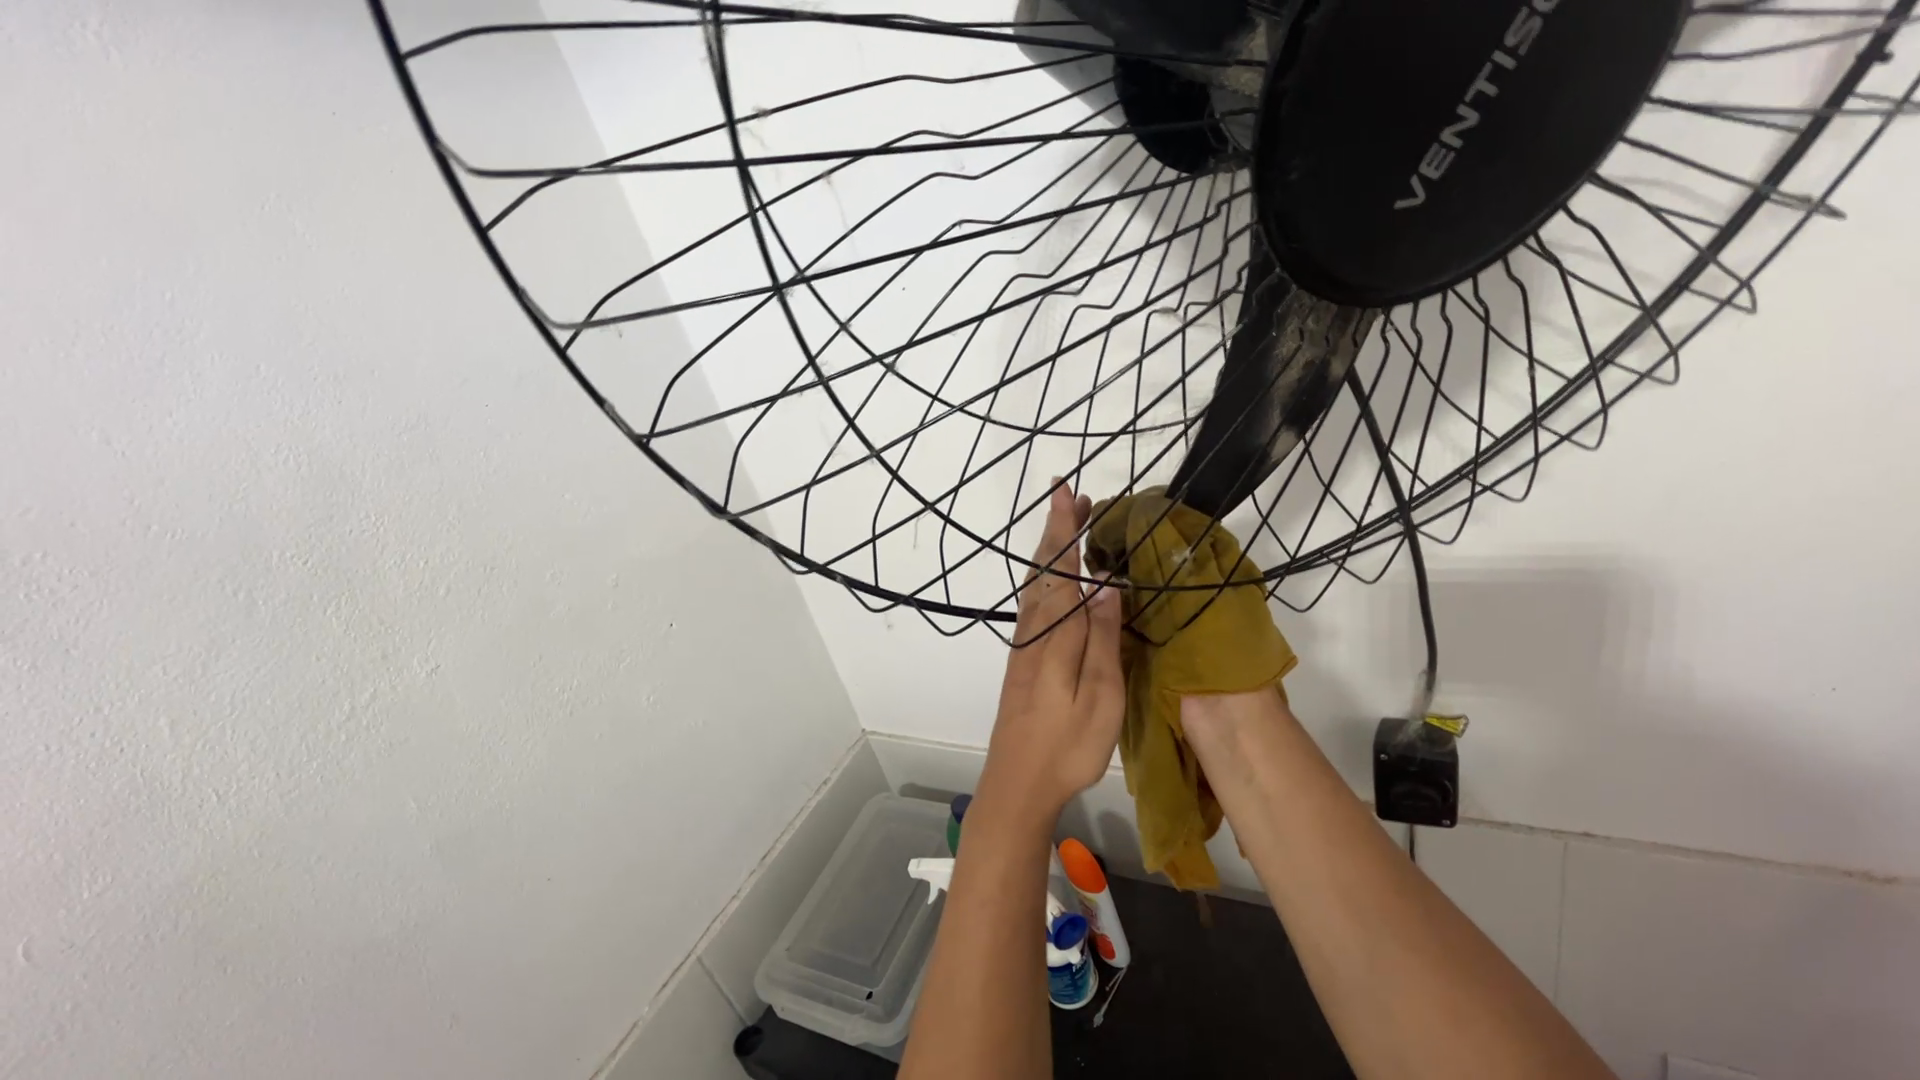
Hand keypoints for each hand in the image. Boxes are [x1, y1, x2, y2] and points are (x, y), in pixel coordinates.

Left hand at [978, 479, 1124, 820]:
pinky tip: (1053, 582)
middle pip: (1044, 572)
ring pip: (1035, 587)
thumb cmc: (1067, 745)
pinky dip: (1045, 579)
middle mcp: (1032, 633)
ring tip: (1067, 527)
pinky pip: (1033, 605)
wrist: (1017, 782)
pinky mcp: (1021, 662)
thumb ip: (1101, 638)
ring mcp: (1023, 648)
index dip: (1065, 531)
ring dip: (1050, 553)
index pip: (1061, 571)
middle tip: (1073, 498)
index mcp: (1054, 636)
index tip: (1068, 493)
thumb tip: (1105, 582)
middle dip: (1057, 532)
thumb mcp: (1100, 696)